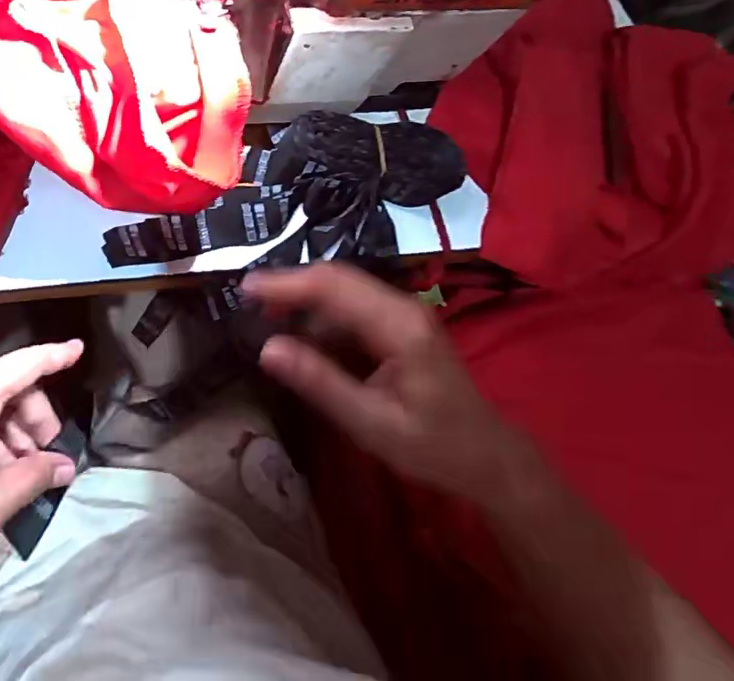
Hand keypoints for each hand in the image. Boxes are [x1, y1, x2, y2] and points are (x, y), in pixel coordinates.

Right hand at [247, 264, 518, 497]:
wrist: (488, 456)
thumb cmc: (433, 445)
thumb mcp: (370, 423)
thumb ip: (319, 382)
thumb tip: (267, 349)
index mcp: (399, 326)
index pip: (332, 287)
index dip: (285, 283)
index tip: (245, 288)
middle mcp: (402, 306)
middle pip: (336, 278)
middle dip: (290, 286)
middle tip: (248, 302)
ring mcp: (403, 311)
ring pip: (342, 289)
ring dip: (304, 300)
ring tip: (267, 320)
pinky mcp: (398, 322)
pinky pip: (352, 306)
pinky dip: (321, 315)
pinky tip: (303, 337)